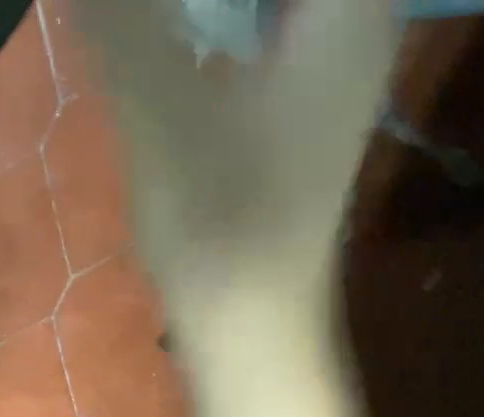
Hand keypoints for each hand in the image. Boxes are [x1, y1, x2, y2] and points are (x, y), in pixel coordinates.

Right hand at [75, 0, 400, 320]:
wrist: (250, 320)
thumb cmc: (217, 221)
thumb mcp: (160, 120)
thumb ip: (127, 33)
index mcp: (344, 10)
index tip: (148, 9)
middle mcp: (356, 22)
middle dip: (195, 3)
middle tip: (138, 15)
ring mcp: (331, 69)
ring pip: (272, 11)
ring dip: (209, 10)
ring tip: (144, 22)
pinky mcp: (298, 109)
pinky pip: (268, 33)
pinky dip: (221, 26)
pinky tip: (172, 44)